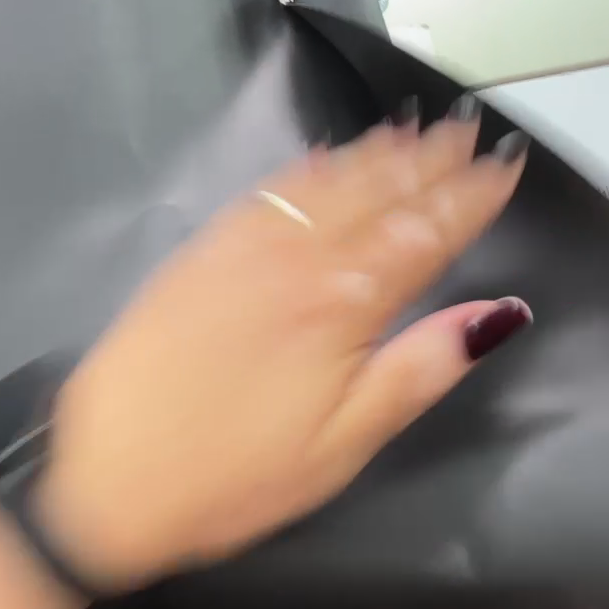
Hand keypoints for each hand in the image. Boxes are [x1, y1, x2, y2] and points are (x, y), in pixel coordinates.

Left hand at [38, 106, 531, 591]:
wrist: (104, 477)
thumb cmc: (234, 477)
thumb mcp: (342, 447)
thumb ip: (419, 369)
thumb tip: (499, 311)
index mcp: (342, 305)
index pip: (424, 234)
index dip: (469, 198)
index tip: (504, 167)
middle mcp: (295, 258)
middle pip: (378, 194)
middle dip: (430, 161)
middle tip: (467, 133)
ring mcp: (240, 249)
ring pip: (324, 182)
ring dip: (375, 154)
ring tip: (412, 131)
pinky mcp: (198, 254)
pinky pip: (267, 193)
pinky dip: (307, 168)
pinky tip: (323, 159)